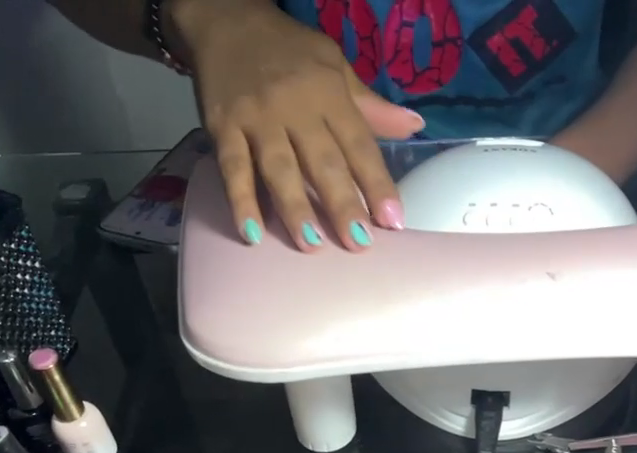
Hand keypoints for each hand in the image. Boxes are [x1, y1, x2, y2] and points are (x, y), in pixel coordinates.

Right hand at [168, 0, 420, 251]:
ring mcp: (257, 119)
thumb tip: (414, 126)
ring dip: (295, 209)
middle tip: (358, 244)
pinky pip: (233, 169)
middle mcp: (295, 108)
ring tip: (311, 245)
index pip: (359, 145)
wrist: (225, 20)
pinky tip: (252, 233)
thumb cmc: (289, 53)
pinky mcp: (222, 128)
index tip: (393, 221)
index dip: (377, 184)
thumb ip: (370, 106)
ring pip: (280, 169)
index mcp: (328, 95)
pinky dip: (241, 201)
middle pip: (322, 163)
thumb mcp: (335, 68)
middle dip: (342, 205)